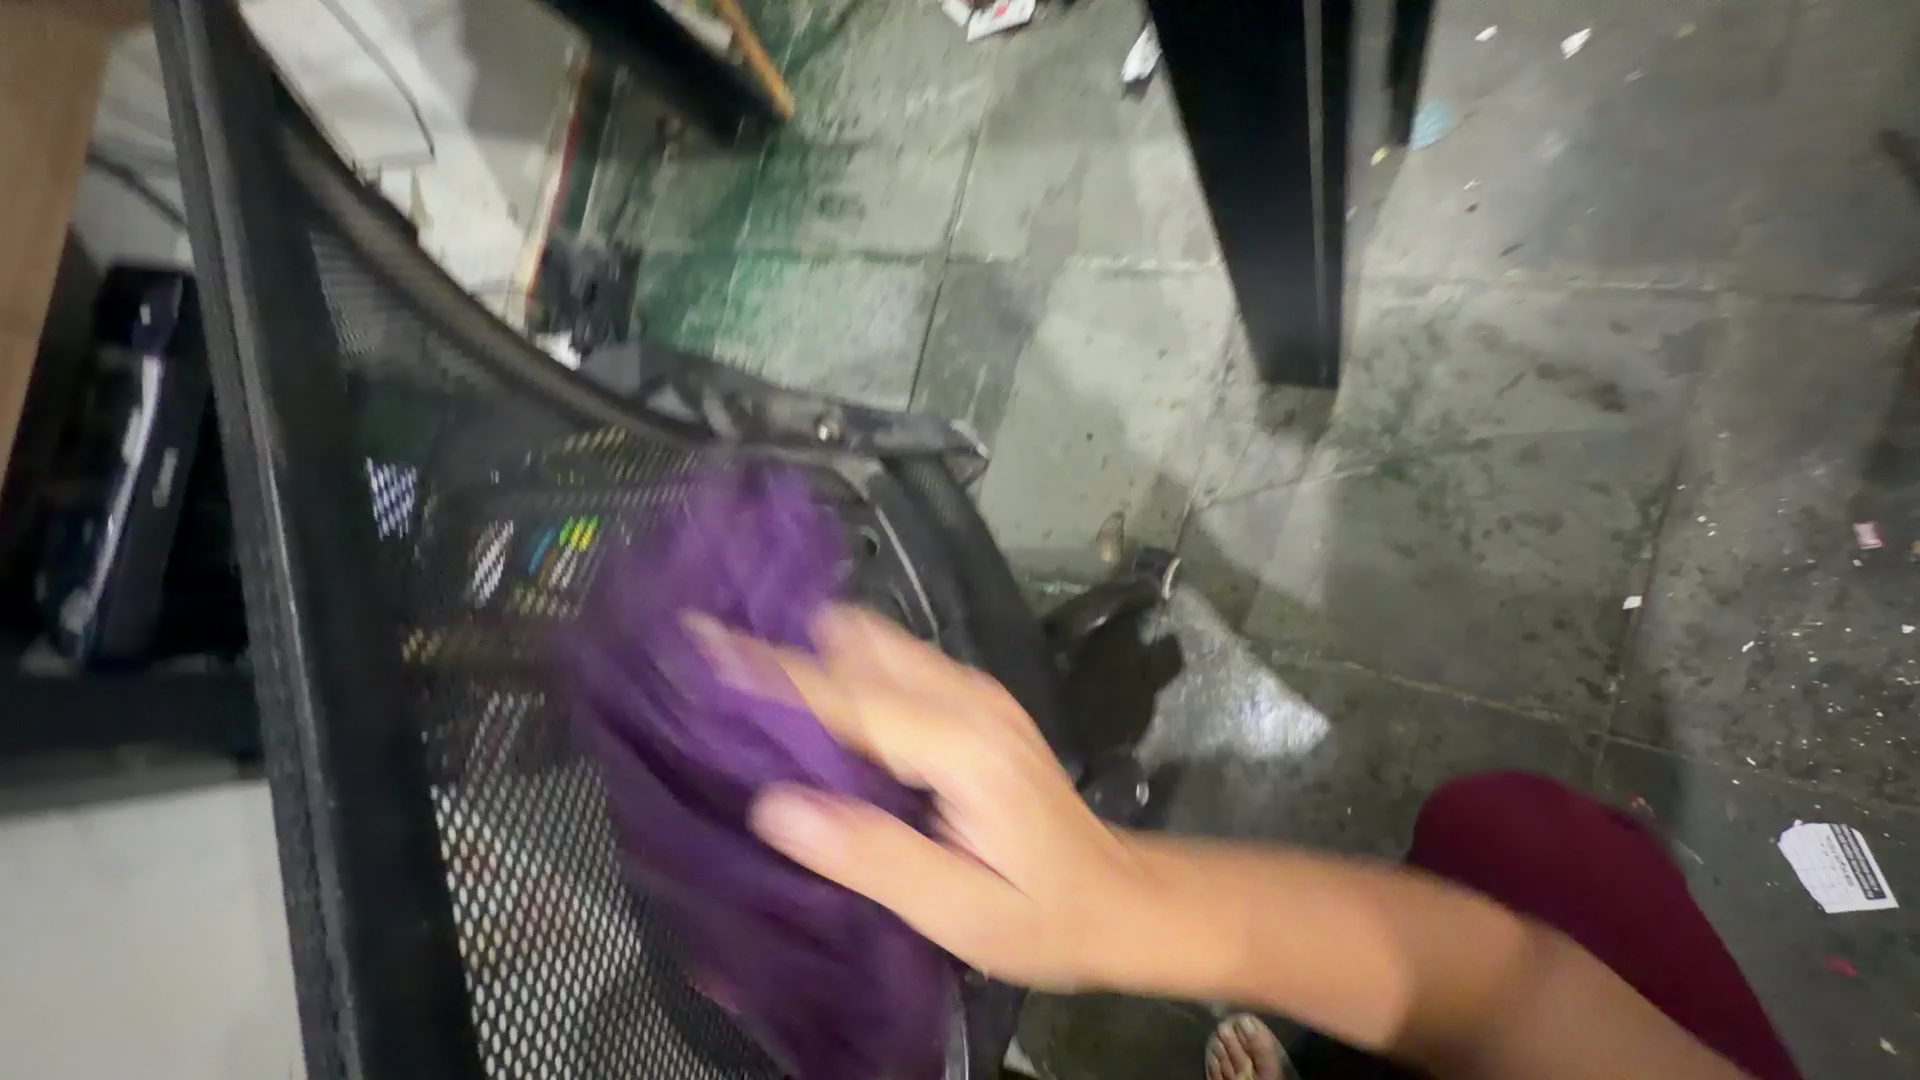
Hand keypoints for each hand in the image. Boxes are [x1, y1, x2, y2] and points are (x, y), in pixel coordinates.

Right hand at [699, 604, 1145, 989]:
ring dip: (817, 649)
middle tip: (716, 656)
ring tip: (749, 671)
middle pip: (865, 647)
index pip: (850, 696)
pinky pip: (899, 663)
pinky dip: (849, 665)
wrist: (1118, 895)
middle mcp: (970, 700)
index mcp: (963, 746)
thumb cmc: (1043, 914)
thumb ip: (871, 856)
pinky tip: (814, 694)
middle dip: (789, 645)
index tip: (706, 642)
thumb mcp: (959, 910)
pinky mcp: (976, 702)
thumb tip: (777, 809)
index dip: (773, 672)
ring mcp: (977, 694)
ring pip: (882, 645)